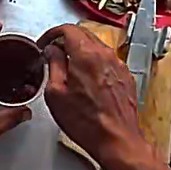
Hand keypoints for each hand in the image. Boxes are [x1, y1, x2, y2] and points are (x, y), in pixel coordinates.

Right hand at [38, 23, 154, 169]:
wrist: (116, 140)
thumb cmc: (86, 122)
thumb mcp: (56, 93)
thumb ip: (53, 65)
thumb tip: (51, 51)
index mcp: (85, 56)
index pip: (68, 29)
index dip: (52, 33)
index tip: (45, 43)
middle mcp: (105, 56)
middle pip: (83, 34)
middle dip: (65, 39)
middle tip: (52, 52)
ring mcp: (118, 65)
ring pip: (96, 46)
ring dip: (79, 50)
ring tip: (67, 66)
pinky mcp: (125, 76)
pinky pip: (106, 60)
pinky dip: (93, 61)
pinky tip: (84, 78)